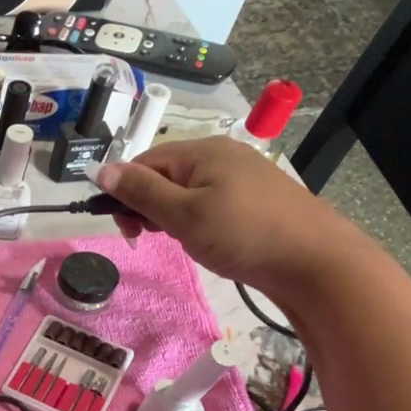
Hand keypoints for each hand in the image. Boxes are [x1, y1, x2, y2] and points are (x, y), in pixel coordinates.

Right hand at [96, 137, 381, 301]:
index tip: (126, 230)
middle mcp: (221, 154)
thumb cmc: (241, 234)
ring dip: (169, 214)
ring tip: (178, 240)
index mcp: (201, 151)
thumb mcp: (182, 214)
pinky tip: (202, 238)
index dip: (124, 193)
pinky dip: (193, 218)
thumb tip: (99, 170)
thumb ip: (140, 192)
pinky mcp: (253, 196)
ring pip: (185, 189)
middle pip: (163, 173)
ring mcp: (240, 174)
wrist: (311, 259)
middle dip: (146, 205)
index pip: (143, 162)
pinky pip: (207, 199)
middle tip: (148, 238)